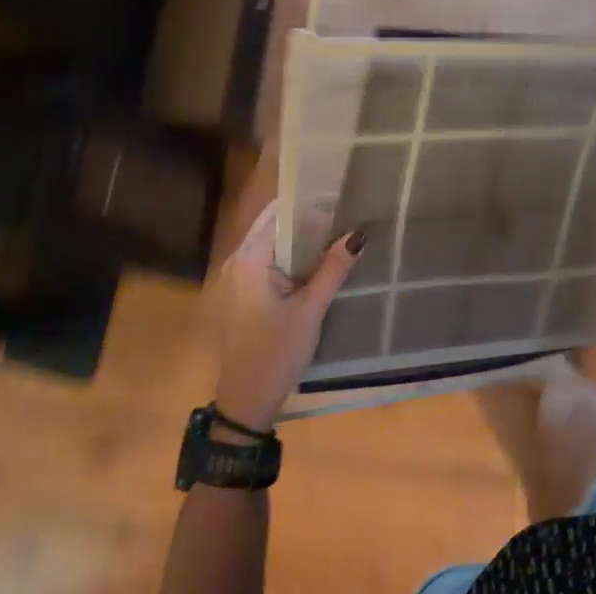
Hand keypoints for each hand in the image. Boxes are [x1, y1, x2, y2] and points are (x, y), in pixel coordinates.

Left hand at [210, 201, 367, 431]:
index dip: (309, 204)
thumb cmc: (277, 352)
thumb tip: (357, 234)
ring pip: (272, 242)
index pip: (280, 215)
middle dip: (306, 218)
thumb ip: (332, 270)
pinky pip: (269, 259)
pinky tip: (318, 259)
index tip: (340, 196)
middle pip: (274, 224)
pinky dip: (291, 255)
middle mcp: (238, 258)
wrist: (247, 399)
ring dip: (300, 237)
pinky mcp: (244, 291)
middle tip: (344, 210)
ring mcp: (238, 275)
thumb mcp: (310, 311)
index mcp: (249, 258)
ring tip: (337, 229)